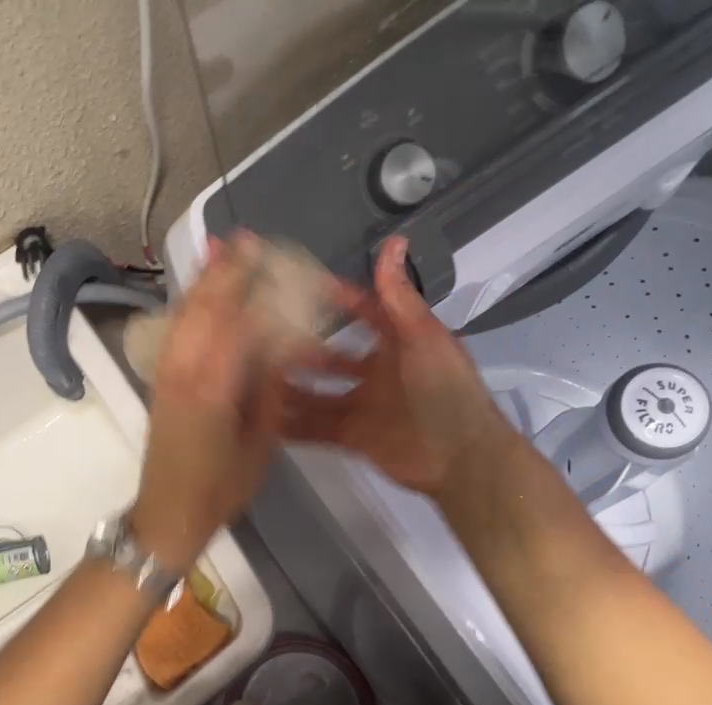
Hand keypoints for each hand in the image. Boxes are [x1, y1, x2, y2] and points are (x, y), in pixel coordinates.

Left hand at [129, 233, 288, 568]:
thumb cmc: (221, 489)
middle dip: (227, 273)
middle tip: (248, 241)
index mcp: (214, 388)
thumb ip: (269, 391)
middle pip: (206, 309)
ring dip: (203, 281)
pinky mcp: (159, 381)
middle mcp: (185, 371)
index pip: (240, 324)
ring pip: (185, 315)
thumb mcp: (260, 444)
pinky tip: (198, 293)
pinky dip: (188, 306)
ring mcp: (167, 374)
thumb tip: (281, 346)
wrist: (167, 514)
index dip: (259, 290)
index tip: (279, 263)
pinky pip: (174, 332)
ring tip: (220, 249)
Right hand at [284, 236, 518, 497]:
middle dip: (301, 351)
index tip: (301, 289)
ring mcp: (363, 408)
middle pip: (331, 359)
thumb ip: (400, 296)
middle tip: (262, 341)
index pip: (364, 315)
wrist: (459, 455)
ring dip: (289, 388)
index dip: (338, 301)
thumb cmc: (445, 389)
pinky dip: (292, 425)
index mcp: (398, 345)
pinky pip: (317, 429)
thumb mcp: (423, 336)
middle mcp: (376, 374)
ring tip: (252, 378)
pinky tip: (263, 416)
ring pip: (317, 394)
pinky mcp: (354, 438)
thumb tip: (394, 242)